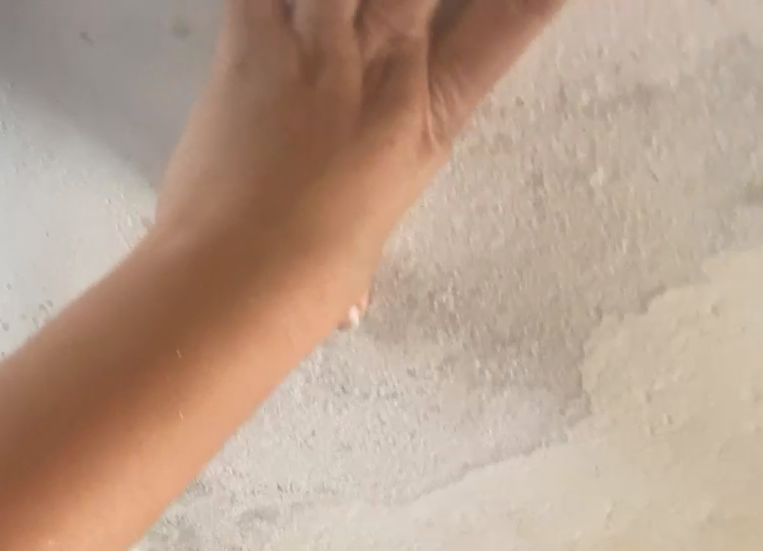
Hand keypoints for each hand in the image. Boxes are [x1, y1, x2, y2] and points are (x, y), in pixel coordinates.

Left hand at [156, 0, 565, 318]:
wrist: (233, 290)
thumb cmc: (297, 298)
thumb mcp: (353, 272)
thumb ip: (358, 265)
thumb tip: (352, 308)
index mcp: (426, 125)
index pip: (511, 21)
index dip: (529, 0)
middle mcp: (387, 68)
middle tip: (396, 14)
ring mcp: (321, 48)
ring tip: (333, 16)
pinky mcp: (250, 44)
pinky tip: (269, 9)